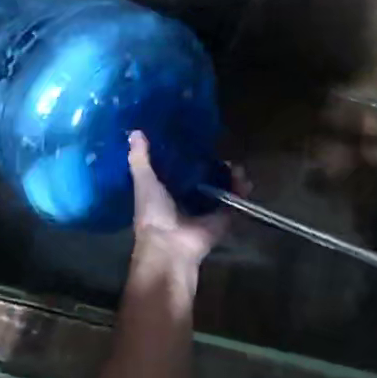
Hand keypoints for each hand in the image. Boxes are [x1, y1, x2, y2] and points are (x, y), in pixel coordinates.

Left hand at [125, 131, 228, 287]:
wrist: (170, 246)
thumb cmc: (152, 213)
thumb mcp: (144, 181)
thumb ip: (140, 158)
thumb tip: (135, 132)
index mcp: (165, 192)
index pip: (179, 171)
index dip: (187, 157)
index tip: (195, 139)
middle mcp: (187, 200)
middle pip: (204, 178)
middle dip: (213, 166)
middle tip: (219, 151)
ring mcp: (206, 210)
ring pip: (222, 188)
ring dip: (229, 175)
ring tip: (233, 162)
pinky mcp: (223, 218)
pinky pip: (234, 200)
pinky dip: (240, 188)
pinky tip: (242, 175)